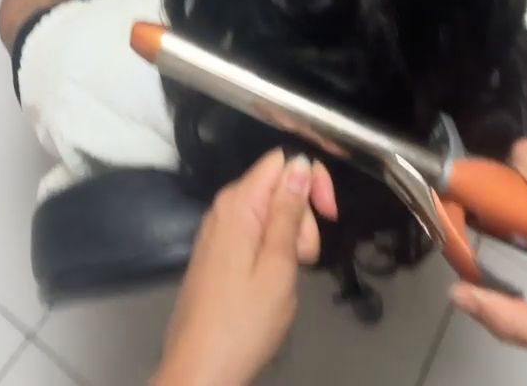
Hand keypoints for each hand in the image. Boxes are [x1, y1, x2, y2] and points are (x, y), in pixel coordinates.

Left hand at [154, 152, 337, 385]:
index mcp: (238, 203)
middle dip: (302, 215)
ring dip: (290, 236)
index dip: (311, 180)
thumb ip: (290, 212)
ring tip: (289, 276)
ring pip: (269, 210)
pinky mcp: (217, 250)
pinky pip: (254, 230)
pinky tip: (274, 279)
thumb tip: (300, 164)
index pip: (281, 161)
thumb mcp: (278, 267)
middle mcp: (224, 206)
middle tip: (305, 260)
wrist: (198, 372)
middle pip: (277, 185)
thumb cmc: (243, 323)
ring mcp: (218, 229)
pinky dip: (272, 248)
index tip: (328, 215)